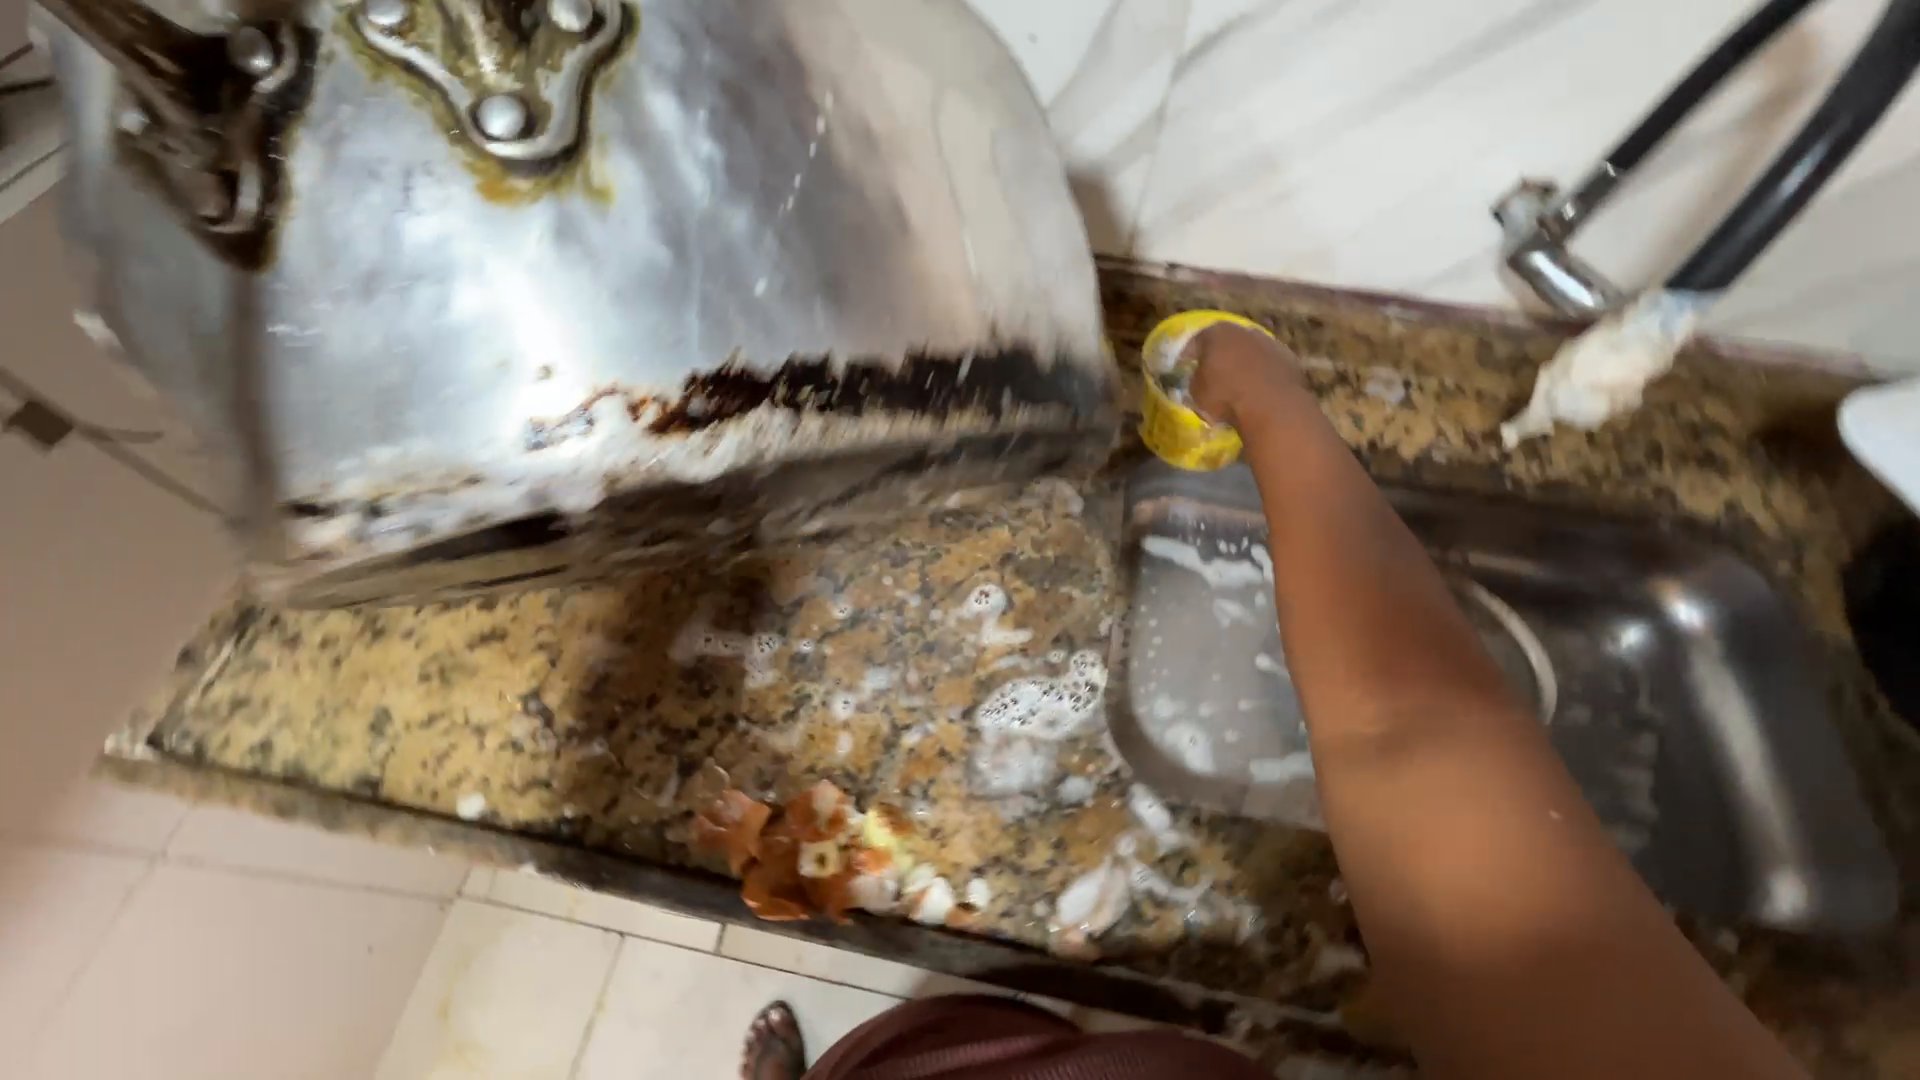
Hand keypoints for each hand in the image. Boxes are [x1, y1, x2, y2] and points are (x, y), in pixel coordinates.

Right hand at [1186, 323, 1308, 429]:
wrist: (1272, 406)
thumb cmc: (1226, 395)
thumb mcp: (1196, 392)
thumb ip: (1195, 379)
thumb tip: (1200, 378)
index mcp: (1217, 333)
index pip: (1196, 341)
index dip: (1189, 356)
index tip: (1185, 368)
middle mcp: (1244, 330)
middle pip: (1227, 341)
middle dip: (1219, 355)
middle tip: (1212, 373)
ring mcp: (1270, 342)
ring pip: (1250, 351)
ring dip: (1243, 363)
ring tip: (1237, 383)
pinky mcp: (1289, 358)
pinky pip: (1268, 365)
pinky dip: (1262, 374)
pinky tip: (1257, 390)